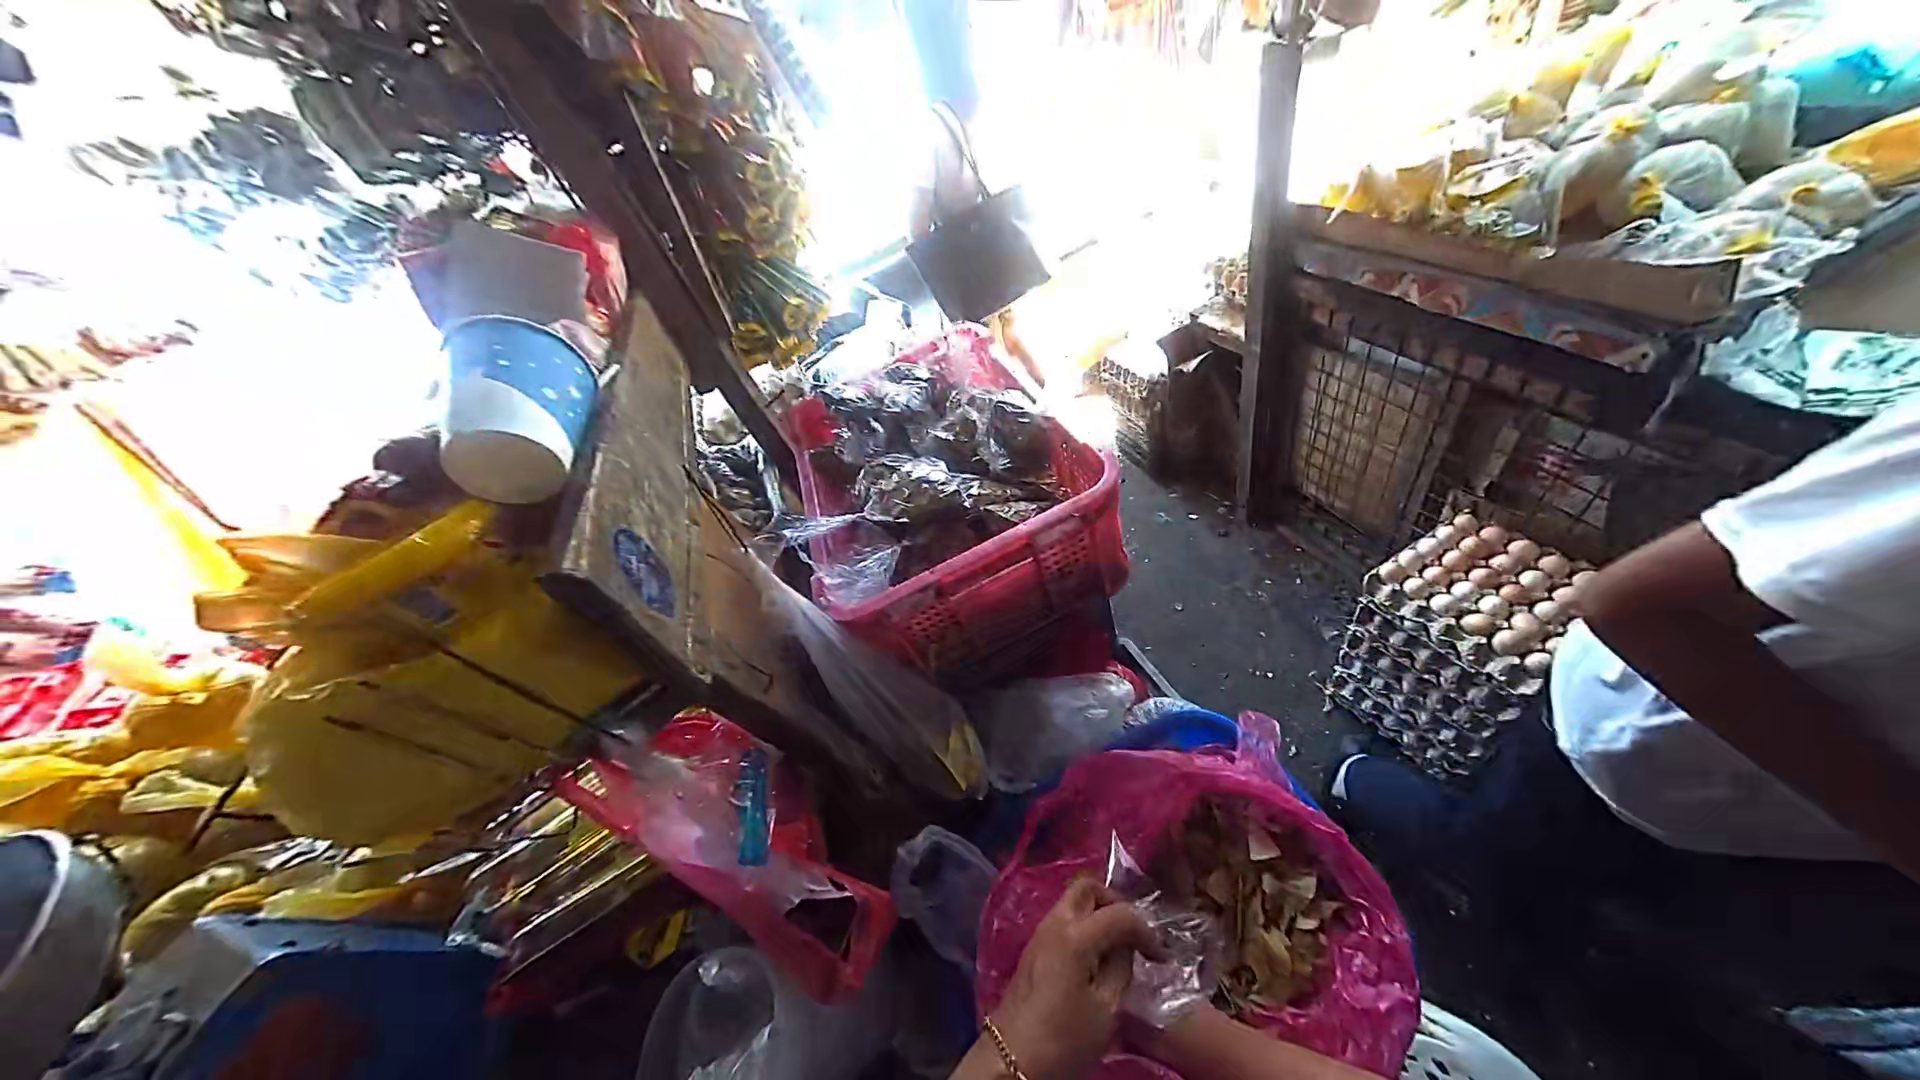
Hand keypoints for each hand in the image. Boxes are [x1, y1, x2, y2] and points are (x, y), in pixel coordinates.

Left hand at [983, 877, 1163, 1079]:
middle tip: (1133, 934)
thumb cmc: (1064, 1038)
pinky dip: (1084, 925)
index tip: (1160, 957)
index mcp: (1075, 935)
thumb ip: (1120, 967)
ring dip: (1098, 913)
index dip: (1146, 931)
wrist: (1012, 1057)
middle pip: (1088, 888)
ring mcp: (1041, 930)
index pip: (1119, 913)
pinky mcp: (1035, 945)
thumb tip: (1126, 946)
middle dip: (1115, 904)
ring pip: (1073, 900)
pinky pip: (1064, 919)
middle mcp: (1055, 921)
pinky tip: (1097, 956)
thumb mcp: (1106, 1009)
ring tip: (1118, 947)